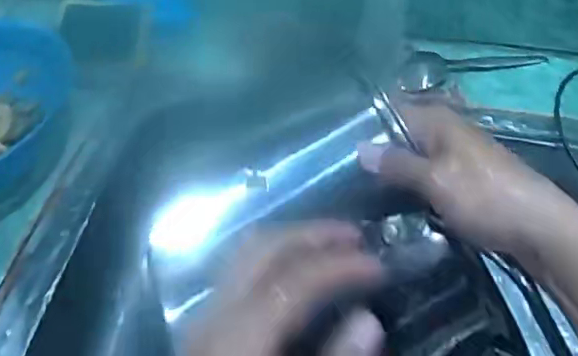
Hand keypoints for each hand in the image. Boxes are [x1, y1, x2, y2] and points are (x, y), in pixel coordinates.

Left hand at [184, 222, 386, 355]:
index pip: (292, 281)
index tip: (380, 263)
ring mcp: (199, 324)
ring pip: (245, 254)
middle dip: (313, 236)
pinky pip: (236, 274)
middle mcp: (211, 318)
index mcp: (236, 341)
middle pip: (263, 250)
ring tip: (332, 246)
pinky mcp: (198, 337)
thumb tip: (368, 320)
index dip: (339, 264)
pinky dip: (271, 260)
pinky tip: (295, 275)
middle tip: (357, 237)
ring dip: (291, 242)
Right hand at [358, 103, 577, 259]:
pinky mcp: (471, 181)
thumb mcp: (435, 181)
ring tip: (369, 194)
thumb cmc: (485, 197)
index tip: (340, 146)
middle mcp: (448, 128)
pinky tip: (404, 206)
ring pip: (419, 158)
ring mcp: (461, 154)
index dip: (368, 125)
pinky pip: (434, 176)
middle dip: (381, 152)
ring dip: (400, 174)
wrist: (543, 229)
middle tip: (349, 176)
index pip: (392, 109)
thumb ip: (397, 164)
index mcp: (437, 118)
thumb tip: (360, 146)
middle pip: (405, 135)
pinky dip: (419, 187)